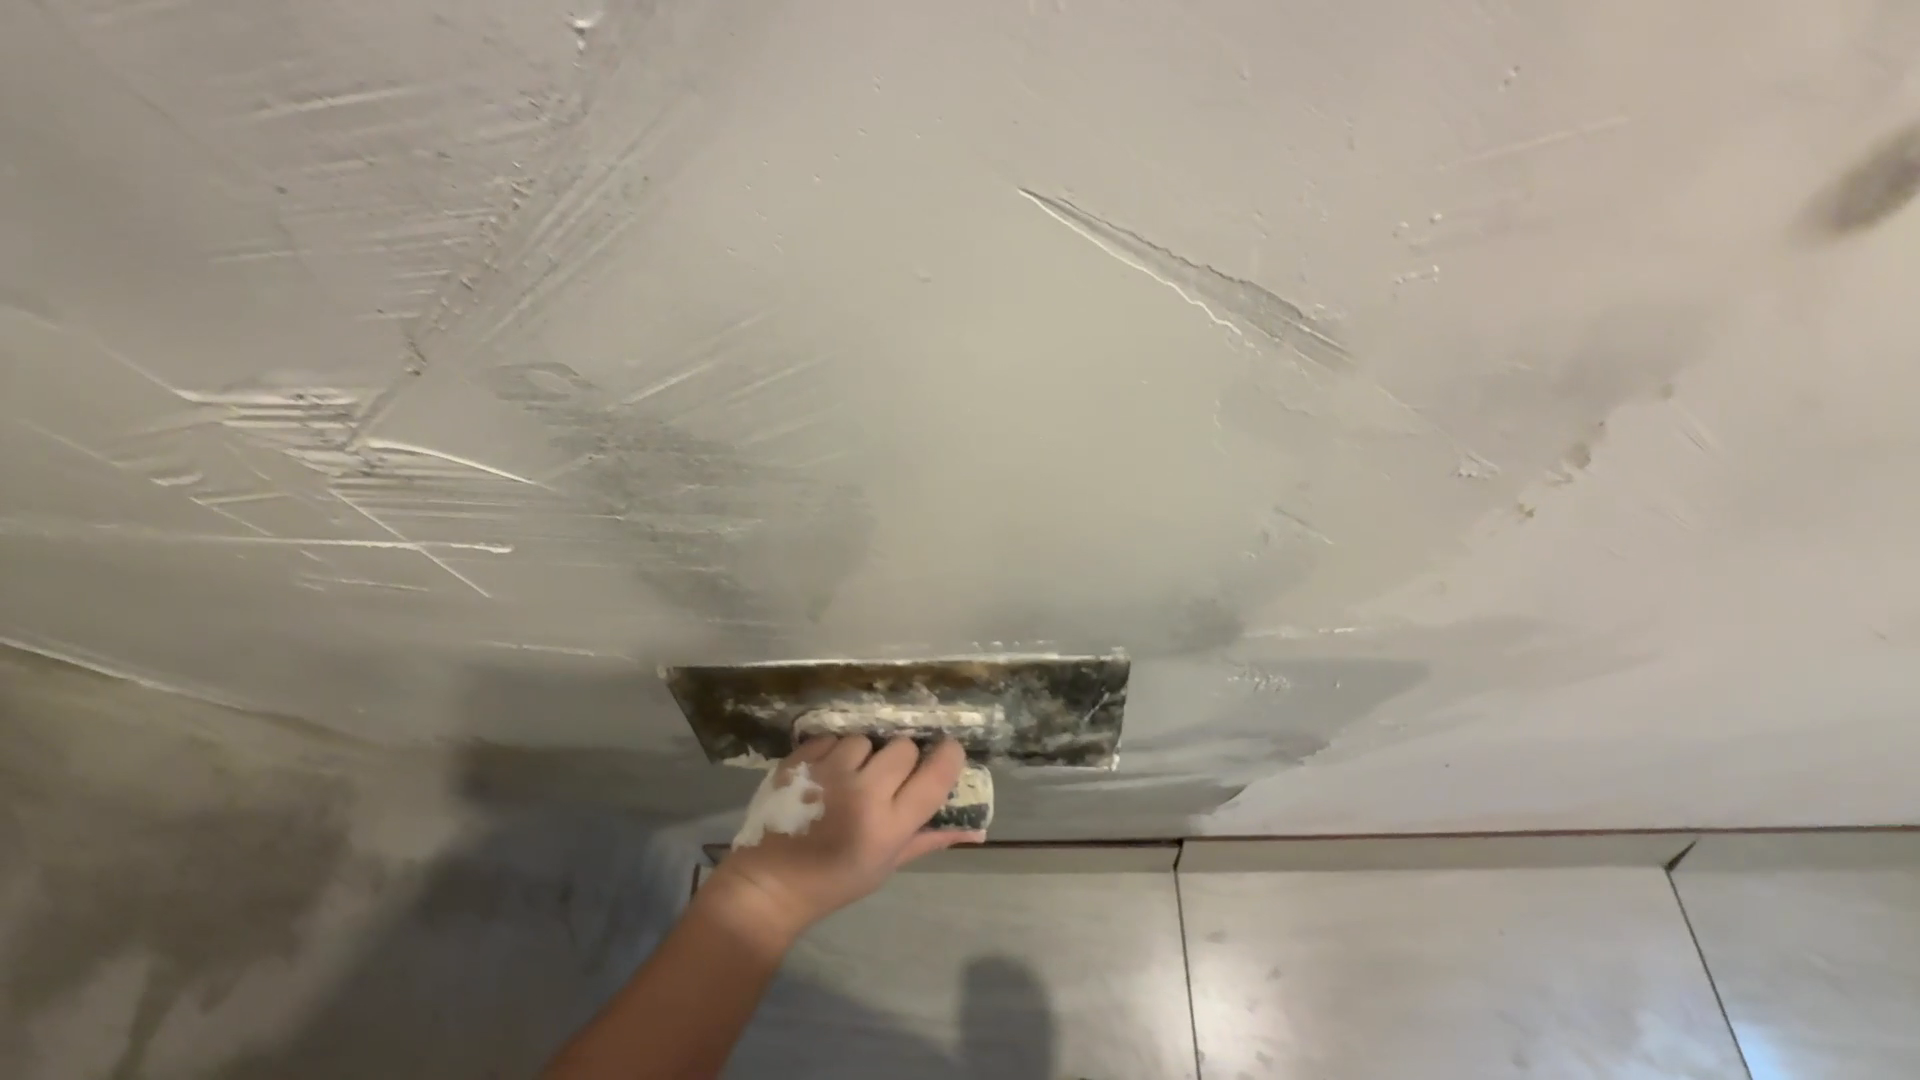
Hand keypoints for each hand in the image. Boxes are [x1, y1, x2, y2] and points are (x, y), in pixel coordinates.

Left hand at [704, 736, 982, 942]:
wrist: (768, 884)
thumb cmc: (834, 881)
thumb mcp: (886, 865)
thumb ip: (930, 838)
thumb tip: (976, 829)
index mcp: (888, 826)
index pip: (935, 775)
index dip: (948, 756)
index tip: (946, 751)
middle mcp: (863, 794)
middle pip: (903, 748)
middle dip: (902, 759)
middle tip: (887, 778)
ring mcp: (828, 774)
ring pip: (866, 739)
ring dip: (864, 754)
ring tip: (850, 777)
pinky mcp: (799, 761)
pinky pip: (832, 737)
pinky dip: (833, 751)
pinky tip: (826, 773)